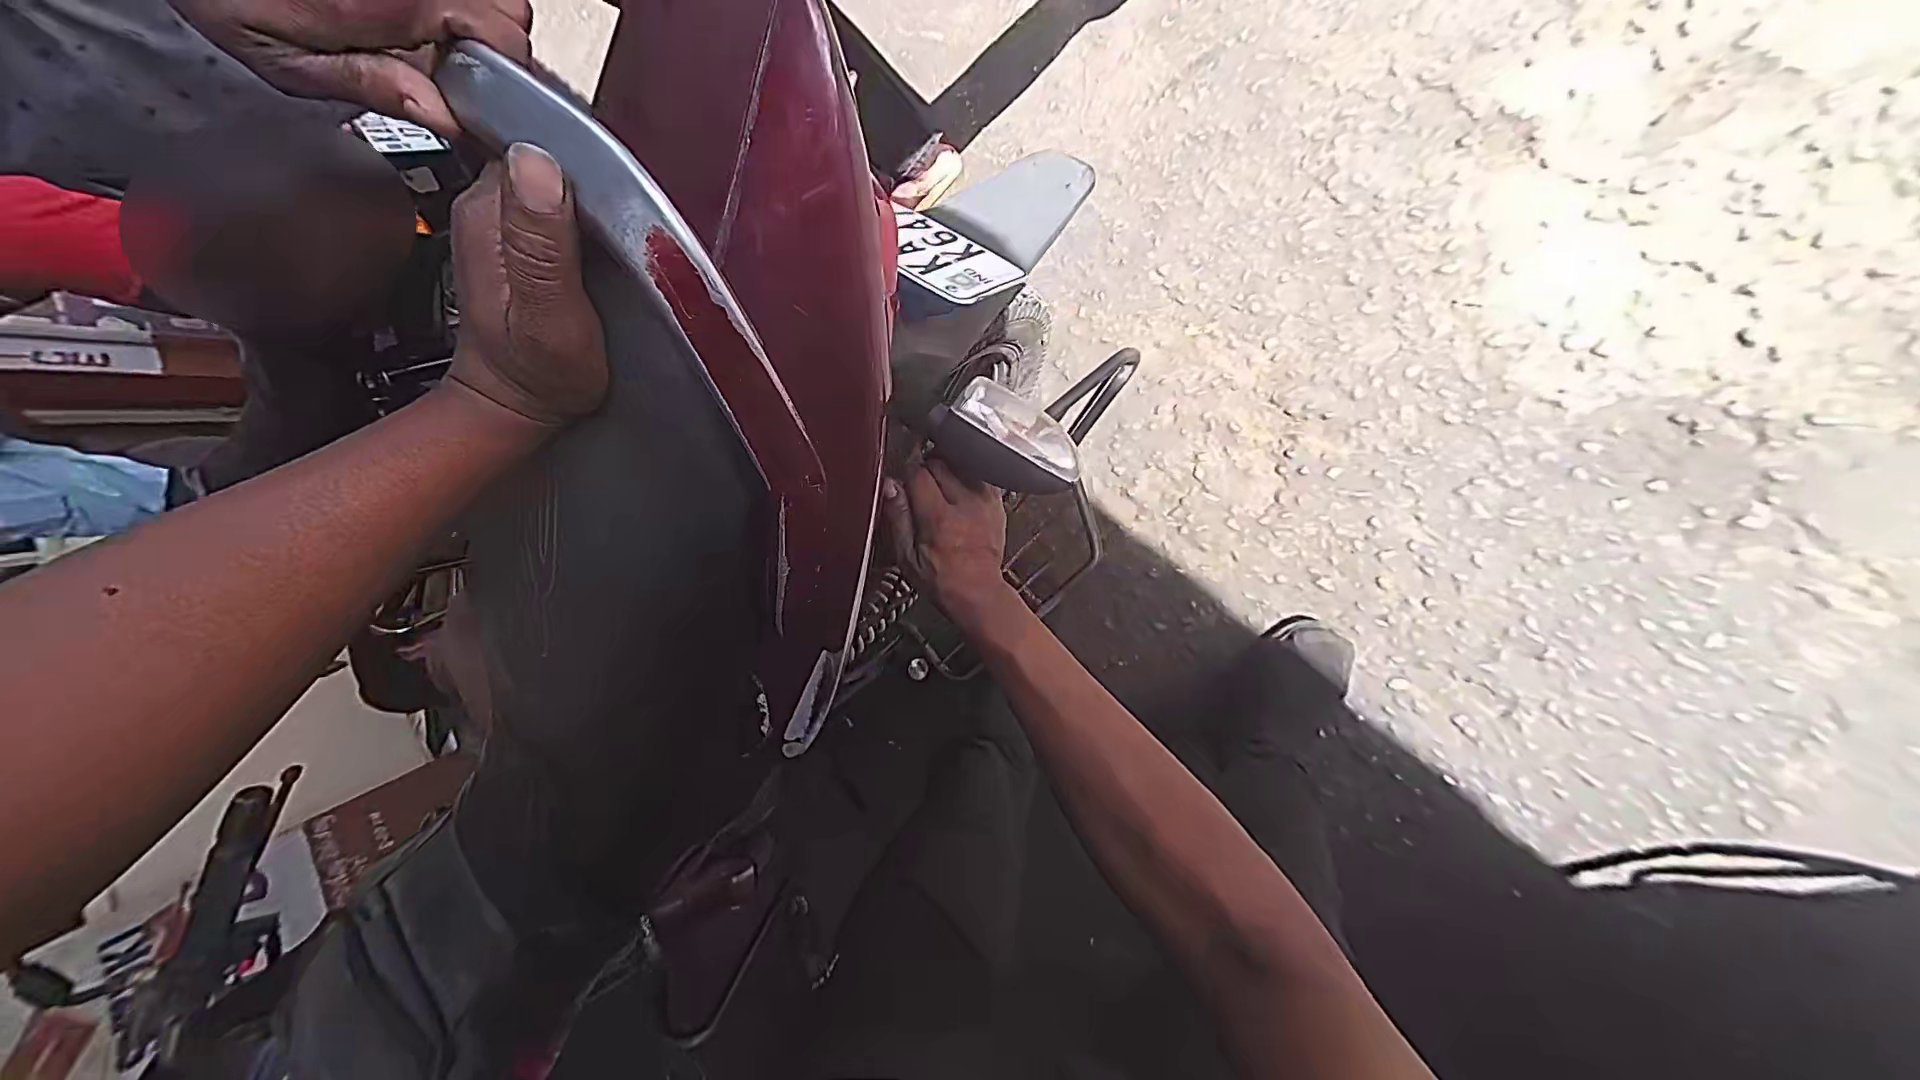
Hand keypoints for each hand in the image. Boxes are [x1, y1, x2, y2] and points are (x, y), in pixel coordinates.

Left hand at [170, 0, 531, 135]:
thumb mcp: (281, 54)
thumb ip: (369, 86)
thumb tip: (444, 118)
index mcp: (394, 5)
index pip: (506, 49)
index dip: (505, 83)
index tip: (479, 103)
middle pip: (510, 18)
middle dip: (496, 52)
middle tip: (456, 68)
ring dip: (480, 24)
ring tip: (435, 37)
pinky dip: (460, 10)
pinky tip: (419, 19)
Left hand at [445, 144, 607, 426]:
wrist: (518, 403)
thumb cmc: (537, 374)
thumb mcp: (548, 317)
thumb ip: (542, 245)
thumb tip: (539, 163)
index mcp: (487, 214)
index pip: (535, 148)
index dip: (584, 164)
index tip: (619, 202)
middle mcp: (487, 207)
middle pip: (546, 158)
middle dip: (594, 182)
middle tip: (628, 229)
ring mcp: (503, 224)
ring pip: (555, 181)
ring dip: (595, 203)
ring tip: (622, 240)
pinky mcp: (521, 242)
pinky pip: (560, 210)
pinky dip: (590, 224)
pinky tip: (606, 250)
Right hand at [882, 454, 1012, 626]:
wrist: (978, 591)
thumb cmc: (943, 580)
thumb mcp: (907, 556)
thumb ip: (897, 517)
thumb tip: (889, 487)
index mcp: (939, 518)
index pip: (918, 472)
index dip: (906, 473)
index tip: (902, 482)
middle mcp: (965, 505)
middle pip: (940, 462)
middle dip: (925, 470)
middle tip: (919, 490)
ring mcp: (984, 502)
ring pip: (960, 464)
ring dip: (947, 470)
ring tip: (939, 491)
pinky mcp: (996, 503)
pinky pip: (978, 475)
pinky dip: (966, 478)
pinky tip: (958, 495)